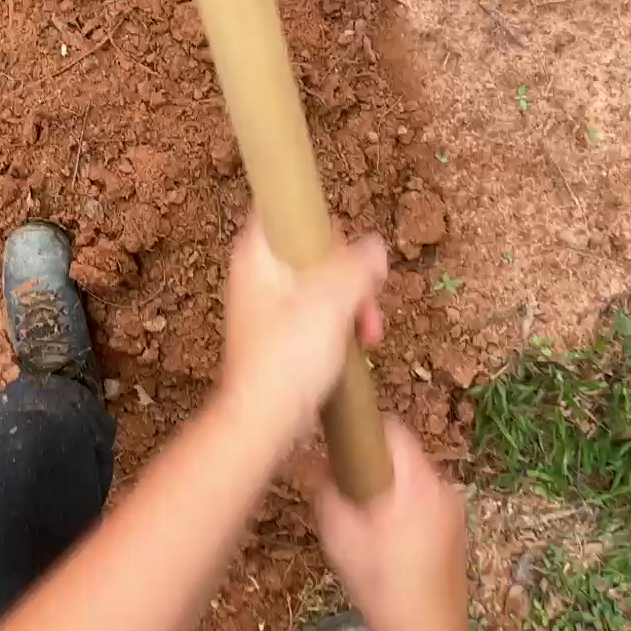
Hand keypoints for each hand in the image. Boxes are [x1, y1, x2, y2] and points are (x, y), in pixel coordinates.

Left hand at [218, 214, 386, 439]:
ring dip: (351, 303)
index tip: (344, 245)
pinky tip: (358, 347)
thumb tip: (374, 247)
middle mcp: (257, 274)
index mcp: (257, 254)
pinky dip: (339, 324)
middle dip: (349, 273)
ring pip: (320, 285)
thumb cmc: (287, 358)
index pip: (283, 210)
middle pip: (311, 251)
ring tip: (369, 333)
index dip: (319, 221)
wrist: (263, 421)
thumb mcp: (330, 303)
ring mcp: (267, 304)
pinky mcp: (279, 333)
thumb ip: (357, 267)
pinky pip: (316, 314)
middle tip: (366, 298)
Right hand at [314, 421, 475, 630]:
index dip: (361, 430)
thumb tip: (316, 460)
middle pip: (401, 452)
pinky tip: (386, 534)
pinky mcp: (457, 528)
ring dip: (388, 483)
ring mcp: (454, 508)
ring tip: (364, 512)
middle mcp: (442, 486)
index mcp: (416, 479)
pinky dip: (404, 503)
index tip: (339, 445)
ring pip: (412, 476)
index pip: (391, 427)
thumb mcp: (337, 531)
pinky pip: (424, 498)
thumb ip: (323, 486)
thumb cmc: (379, 579)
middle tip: (346, 483)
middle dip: (372, 461)